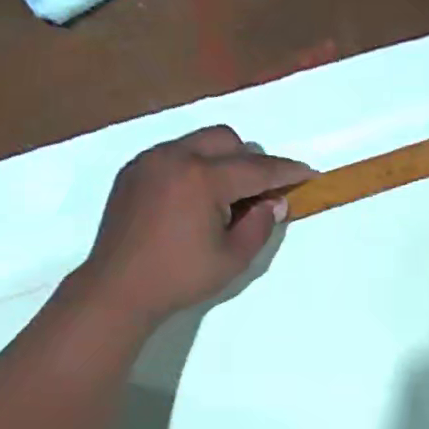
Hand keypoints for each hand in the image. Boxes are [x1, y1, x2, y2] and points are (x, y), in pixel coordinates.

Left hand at [82, 125, 315, 315]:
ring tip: (226, 199)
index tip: (309, 173)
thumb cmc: (181, 278)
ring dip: (222, 161)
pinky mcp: (133, 171)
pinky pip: (174, 154)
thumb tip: (275, 202)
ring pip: (198, 142)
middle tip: (260, 194)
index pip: (256, 168)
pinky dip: (194, 167)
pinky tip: (195, 201)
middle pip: (227, 140)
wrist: (119, 288)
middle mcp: (175, 157)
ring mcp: (149, 160)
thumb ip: (260, 225)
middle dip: (251, 160)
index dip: (287, 171)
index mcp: (202, 179)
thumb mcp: (234, 258)